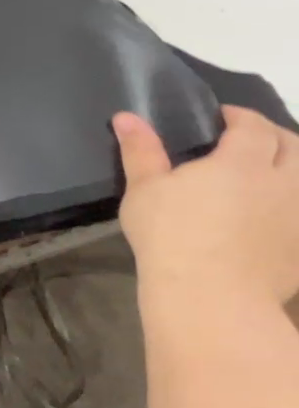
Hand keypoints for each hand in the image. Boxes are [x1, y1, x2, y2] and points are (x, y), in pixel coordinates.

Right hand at [115, 106, 298, 306]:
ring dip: (290, 165)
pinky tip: (272, 208)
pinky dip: (291, 197)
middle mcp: (284, 184)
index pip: (255, 127)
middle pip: (295, 147)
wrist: (212, 292)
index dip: (240, 116)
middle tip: (247, 137)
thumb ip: (141, 151)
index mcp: (242, 164)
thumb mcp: (144, 188)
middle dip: (274, 135)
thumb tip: (127, 116)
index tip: (222, 116)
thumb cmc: (170, 233)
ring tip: (266, 170)